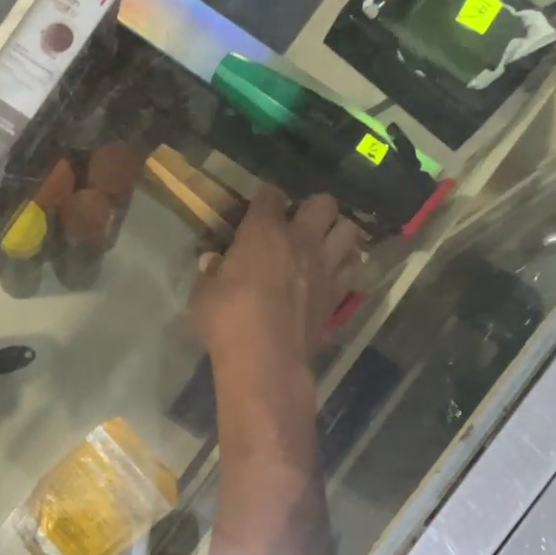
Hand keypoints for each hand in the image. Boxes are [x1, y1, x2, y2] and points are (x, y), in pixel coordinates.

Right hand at [190, 186, 363, 397]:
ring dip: (336, 233)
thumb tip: (211, 262)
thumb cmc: (227, 320)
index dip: (265, 199)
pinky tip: (333, 274)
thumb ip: (210, 275)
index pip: (270, 196)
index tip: (259, 208)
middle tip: (298, 226)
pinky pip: (352, 267)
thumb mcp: (203, 296)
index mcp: (264, 231)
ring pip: (348, 230)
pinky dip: (345, 266)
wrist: (265, 358)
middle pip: (323, 202)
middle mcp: (301, 239)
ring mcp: (325, 265)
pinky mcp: (337, 293)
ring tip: (323, 246)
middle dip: (312, 209)